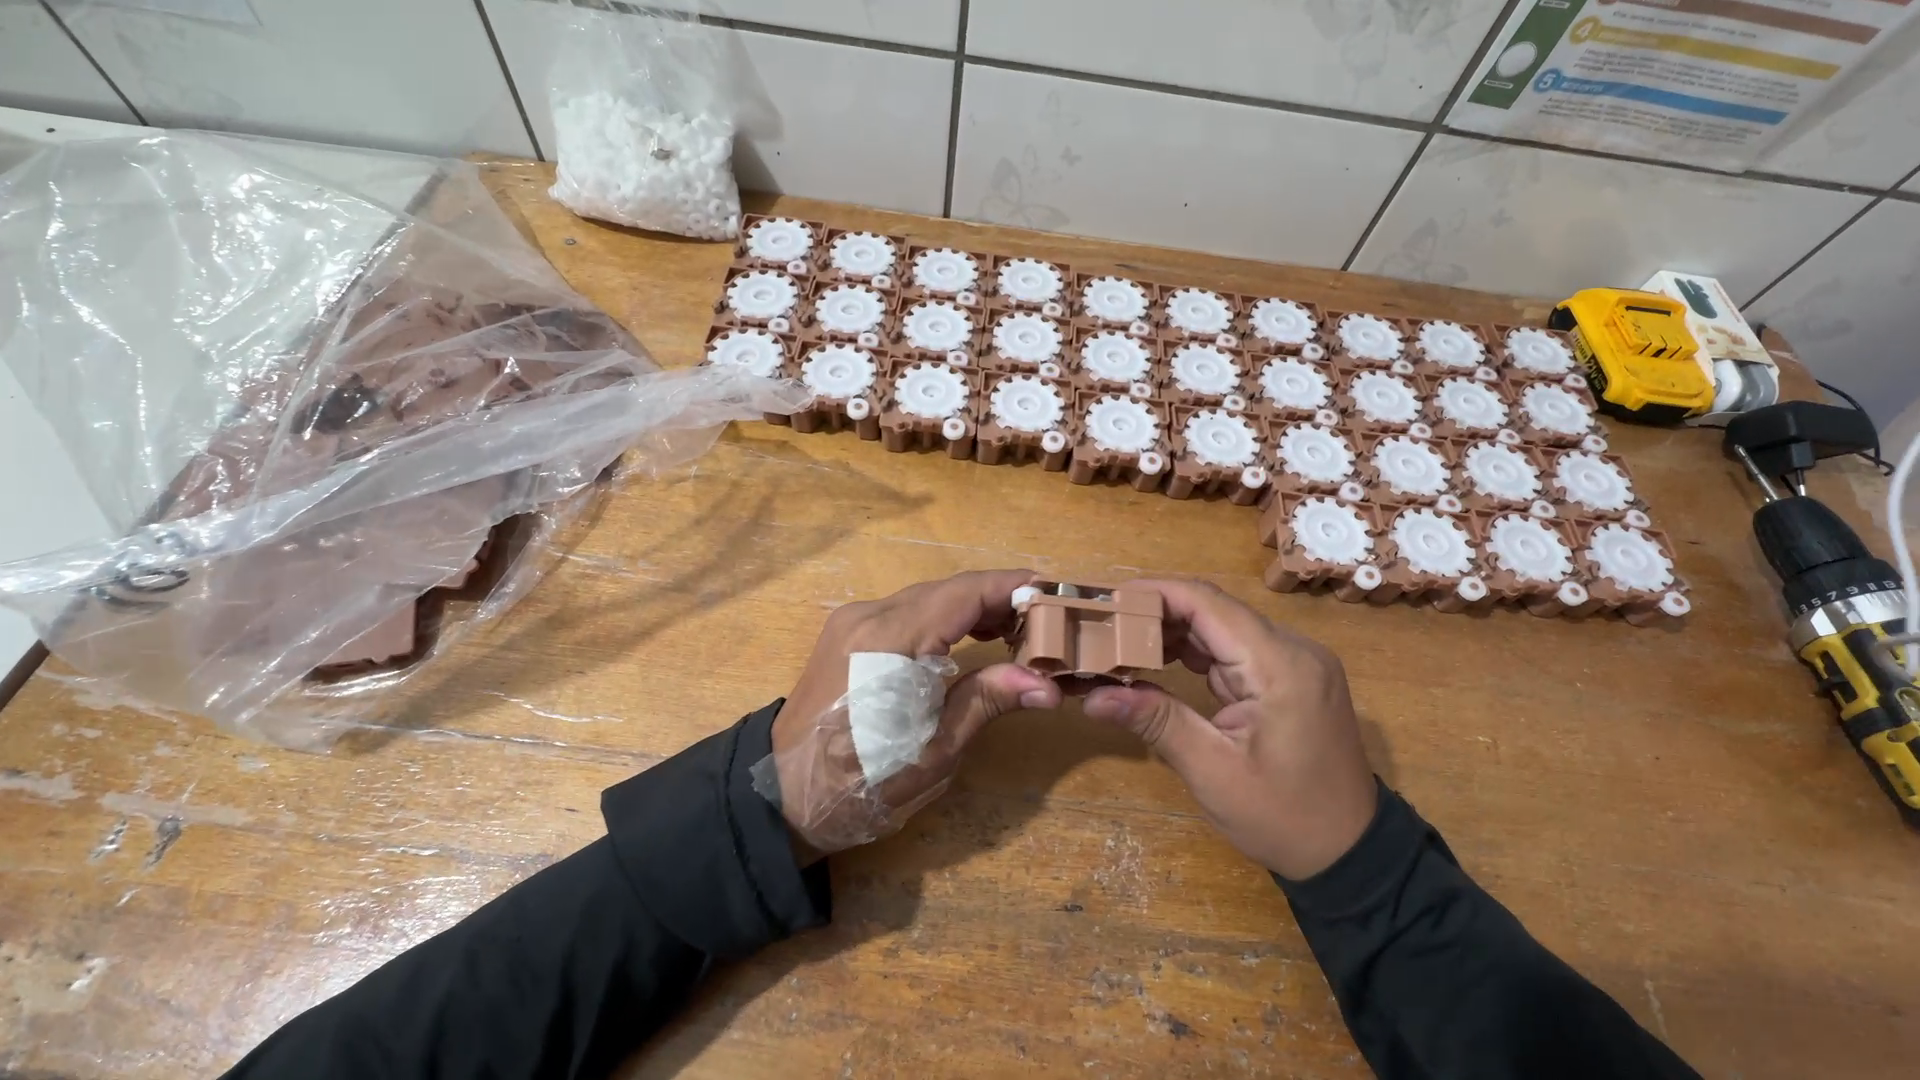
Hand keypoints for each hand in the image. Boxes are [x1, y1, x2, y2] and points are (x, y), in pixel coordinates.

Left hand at [768, 569, 1062, 859]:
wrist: (783, 797)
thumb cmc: (863, 781)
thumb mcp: (933, 751)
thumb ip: (986, 701)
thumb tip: (1047, 685)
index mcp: (889, 640)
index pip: (962, 593)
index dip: (1012, 587)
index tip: (1057, 592)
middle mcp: (868, 616)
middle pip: (946, 590)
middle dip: (999, 599)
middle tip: (1048, 619)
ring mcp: (853, 621)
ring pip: (927, 598)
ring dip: (973, 607)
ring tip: (1019, 630)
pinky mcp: (847, 634)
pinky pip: (907, 613)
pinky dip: (944, 619)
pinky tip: (972, 637)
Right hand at [1080, 579, 1376, 880]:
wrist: (1351, 853)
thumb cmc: (1284, 817)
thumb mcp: (1213, 772)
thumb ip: (1156, 722)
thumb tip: (1092, 697)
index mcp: (1280, 665)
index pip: (1207, 603)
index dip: (1154, 593)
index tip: (1105, 600)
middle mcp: (1292, 649)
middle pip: (1213, 610)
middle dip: (1155, 614)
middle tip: (1101, 626)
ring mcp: (1294, 662)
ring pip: (1221, 627)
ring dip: (1171, 632)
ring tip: (1117, 642)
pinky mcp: (1289, 678)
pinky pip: (1233, 650)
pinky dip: (1193, 653)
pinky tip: (1155, 661)